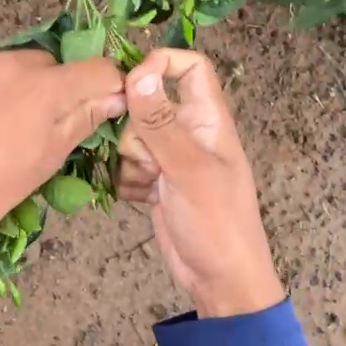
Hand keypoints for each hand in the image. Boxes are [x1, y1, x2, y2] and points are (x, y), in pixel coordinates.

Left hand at [0, 51, 126, 256]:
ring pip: (18, 69)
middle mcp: (9, 65)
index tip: (106, 109)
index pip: (98, 69)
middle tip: (51, 128)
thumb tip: (115, 97)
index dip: (109, 87)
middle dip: (62, 90)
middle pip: (55, 65)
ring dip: (26, 90)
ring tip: (12, 130)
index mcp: (43, 85)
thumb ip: (84, 119)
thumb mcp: (50, 158)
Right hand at [117, 49, 284, 318]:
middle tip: (150, 158)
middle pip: (147, 103)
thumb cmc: (216, 223)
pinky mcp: (154, 182)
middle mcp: (189, 132)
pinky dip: (129, 182)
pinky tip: (144, 199)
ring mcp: (170, 158)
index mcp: (209, 119)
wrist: (219, 280)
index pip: (190, 67)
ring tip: (152, 185)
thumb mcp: (188, 169)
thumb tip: (137, 73)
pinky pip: (126, 166)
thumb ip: (160, 121)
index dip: (161, 64)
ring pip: (131, 136)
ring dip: (132, 161)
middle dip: (136, 130)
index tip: (131, 83)